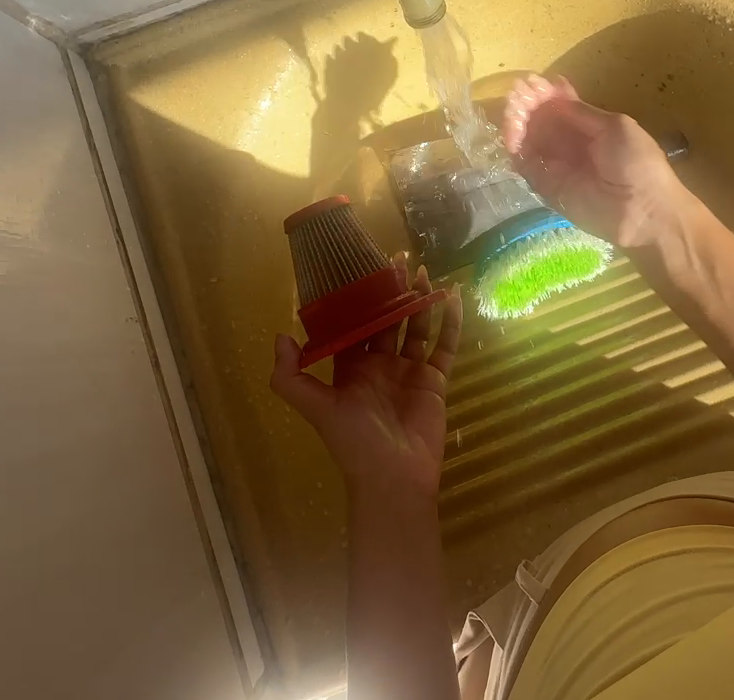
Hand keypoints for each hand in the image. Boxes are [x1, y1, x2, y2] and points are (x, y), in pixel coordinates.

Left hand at [270, 264, 462, 500]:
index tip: (361, 266)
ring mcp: (409, 370)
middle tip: (397, 257)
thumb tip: (280, 335)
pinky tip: (453, 297)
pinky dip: (450, 321)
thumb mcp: (316, 408)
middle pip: (387, 318)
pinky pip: (445, 345)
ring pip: (416, 325)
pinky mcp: (435, 379)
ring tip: (423, 270)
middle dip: (391, 289)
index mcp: (351, 367)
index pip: (354, 322)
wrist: (393, 477)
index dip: (358, 296)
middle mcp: (380, 363)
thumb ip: (291, 376)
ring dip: (419, 299)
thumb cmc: (353, 441)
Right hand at [500, 73, 689, 248]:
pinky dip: (516, 148)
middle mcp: (570, 145)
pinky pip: (526, 165)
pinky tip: (513, 133)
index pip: (559, 107)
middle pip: (540, 121)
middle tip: (517, 94)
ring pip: (529, 140)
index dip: (544, 94)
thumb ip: (581, 113)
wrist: (643, 210)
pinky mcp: (546, 187)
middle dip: (527, 105)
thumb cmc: (637, 163)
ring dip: (517, 122)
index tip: (530, 82)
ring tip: (513, 110)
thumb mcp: (615, 127)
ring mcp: (556, 166)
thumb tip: (553, 93)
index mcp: (589, 128)